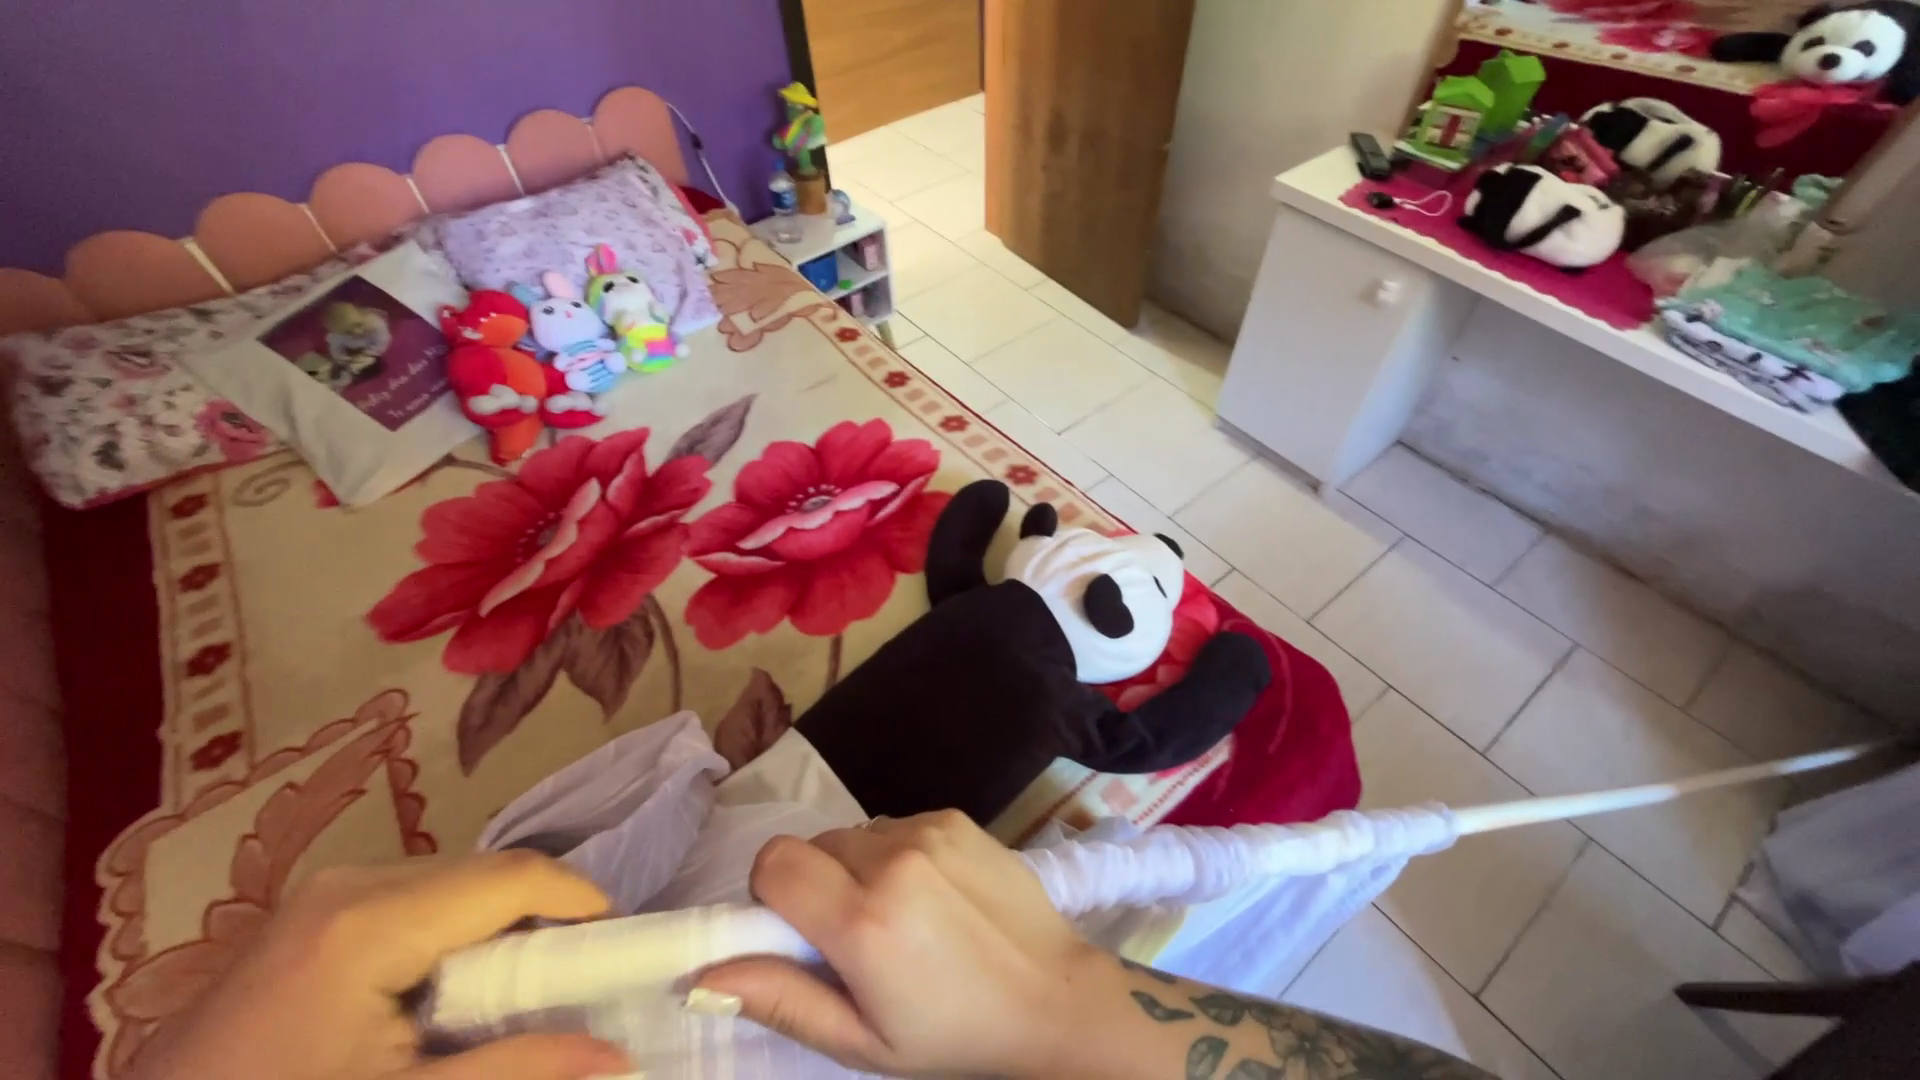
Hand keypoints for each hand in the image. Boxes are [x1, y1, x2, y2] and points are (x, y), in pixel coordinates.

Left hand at [130, 852, 630, 1079]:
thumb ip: (520, 1070)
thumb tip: (621, 1055)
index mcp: (371, 920)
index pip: (515, 876)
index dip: (582, 902)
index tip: (621, 951)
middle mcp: (352, 881)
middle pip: (489, 873)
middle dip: (544, 918)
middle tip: (574, 982)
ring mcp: (326, 891)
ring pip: (459, 881)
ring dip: (502, 924)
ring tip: (519, 990)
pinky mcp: (314, 912)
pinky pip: (420, 897)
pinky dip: (459, 929)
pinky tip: (454, 987)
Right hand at [694, 811, 1103, 1078]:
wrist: (1054, 997)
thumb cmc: (955, 1035)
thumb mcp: (862, 1042)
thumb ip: (781, 1000)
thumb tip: (701, 977)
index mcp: (864, 919)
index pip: (773, 863)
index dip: (769, 894)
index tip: (796, 931)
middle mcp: (892, 858)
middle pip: (813, 847)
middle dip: (817, 885)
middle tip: (854, 934)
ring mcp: (928, 829)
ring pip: (854, 835)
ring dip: (858, 868)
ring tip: (902, 914)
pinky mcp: (955, 817)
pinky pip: (896, 825)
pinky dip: (897, 854)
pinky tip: (933, 893)